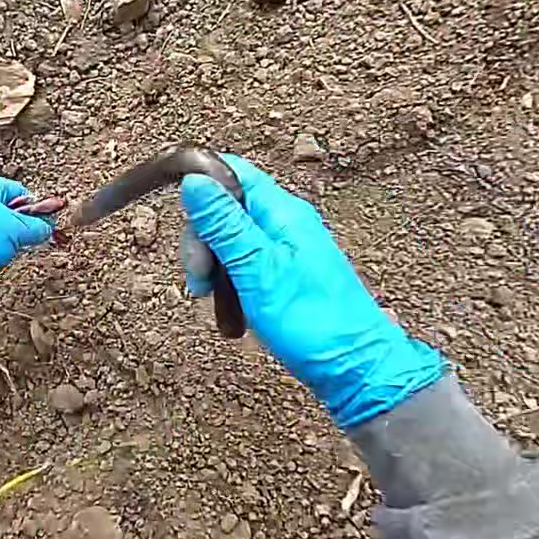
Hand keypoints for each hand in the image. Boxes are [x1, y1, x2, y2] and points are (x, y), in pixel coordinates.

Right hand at [181, 154, 446, 427]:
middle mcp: (283, 222)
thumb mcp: (256, 269)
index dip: (201, 186)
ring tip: (210, 296)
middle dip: (201, 238)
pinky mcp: (281, 273)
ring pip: (228, 238)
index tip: (186, 220)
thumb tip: (194, 181)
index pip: (232, 171)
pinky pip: (241, 263)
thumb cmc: (311, 321)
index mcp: (281, 211)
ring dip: (210, 264)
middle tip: (200, 277)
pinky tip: (227, 305)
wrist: (353, 367)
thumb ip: (224, 224)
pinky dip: (227, 281)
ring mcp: (283, 248)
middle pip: (224, 207)